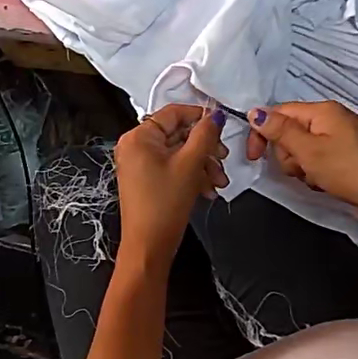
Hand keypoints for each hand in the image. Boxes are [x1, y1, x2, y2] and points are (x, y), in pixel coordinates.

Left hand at [114, 104, 228, 265]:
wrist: (150, 245)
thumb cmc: (165, 203)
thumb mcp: (190, 164)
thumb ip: (205, 135)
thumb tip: (215, 115)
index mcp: (138, 136)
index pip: (173, 113)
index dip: (200, 117)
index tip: (222, 126)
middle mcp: (135, 146)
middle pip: (178, 134)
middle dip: (204, 149)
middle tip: (223, 158)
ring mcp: (140, 164)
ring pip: (179, 154)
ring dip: (202, 165)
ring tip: (218, 182)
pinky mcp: (147, 180)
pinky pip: (173, 168)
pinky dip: (191, 176)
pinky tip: (207, 190)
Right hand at [244, 101, 357, 237]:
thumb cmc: (352, 170)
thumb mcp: (309, 150)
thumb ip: (279, 131)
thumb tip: (254, 112)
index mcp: (321, 111)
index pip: (278, 113)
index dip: (262, 133)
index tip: (253, 157)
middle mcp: (330, 121)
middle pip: (287, 132)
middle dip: (286, 154)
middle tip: (300, 168)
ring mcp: (338, 140)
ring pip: (299, 151)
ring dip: (300, 167)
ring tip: (315, 178)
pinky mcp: (343, 159)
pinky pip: (315, 162)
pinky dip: (313, 174)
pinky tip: (324, 183)